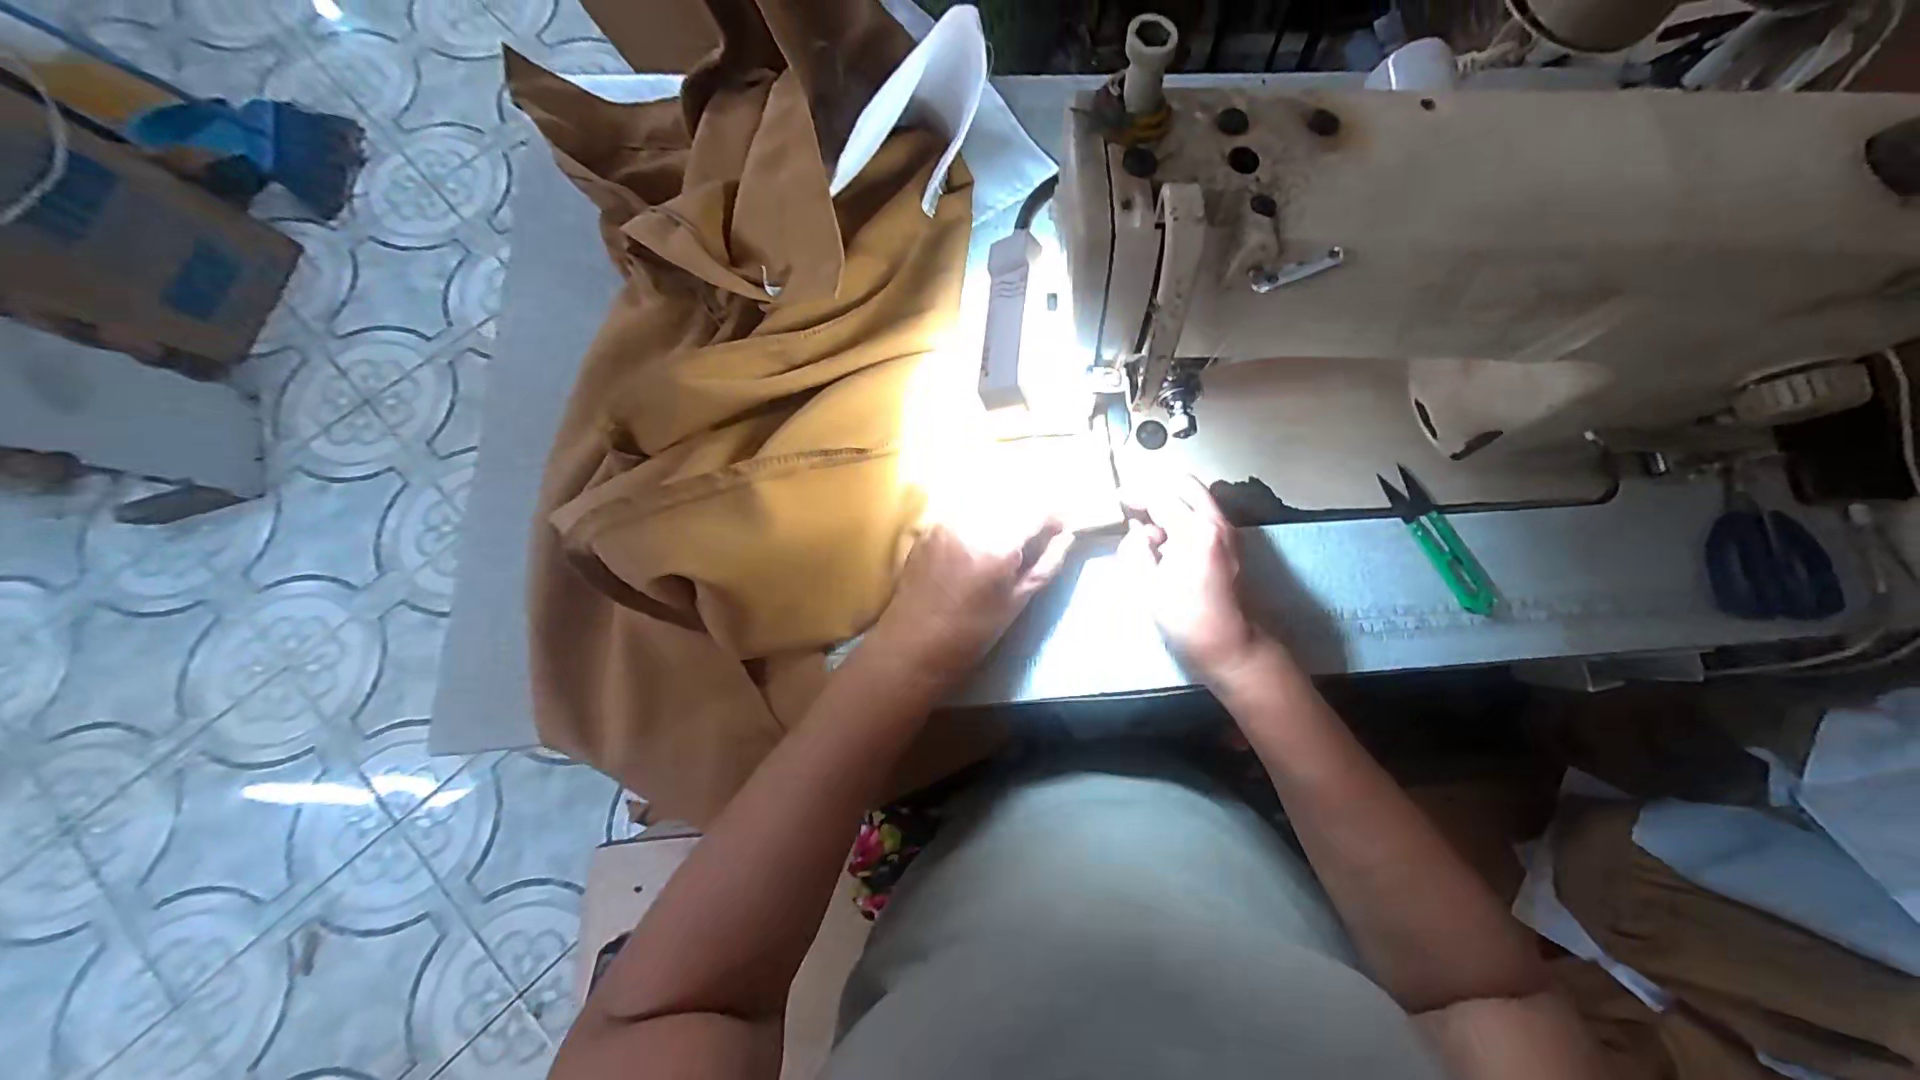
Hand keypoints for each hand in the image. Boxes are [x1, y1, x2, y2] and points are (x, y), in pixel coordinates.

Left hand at [865, 511, 1074, 687]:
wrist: (912, 645)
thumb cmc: (970, 634)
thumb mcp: (1016, 604)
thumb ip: (1045, 566)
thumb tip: (1066, 537)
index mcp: (996, 546)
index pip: (1036, 512)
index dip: (1055, 515)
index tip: (1065, 524)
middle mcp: (970, 524)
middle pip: (1011, 500)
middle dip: (1030, 511)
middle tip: (1041, 531)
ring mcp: (945, 523)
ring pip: (985, 502)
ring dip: (1004, 510)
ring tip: (1012, 535)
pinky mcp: (929, 528)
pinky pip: (962, 510)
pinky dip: (979, 516)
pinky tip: (981, 539)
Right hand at [1119, 474, 1269, 680]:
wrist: (1232, 646)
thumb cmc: (1187, 620)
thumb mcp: (1146, 587)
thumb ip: (1136, 549)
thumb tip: (1139, 532)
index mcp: (1197, 531)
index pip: (1160, 496)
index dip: (1134, 494)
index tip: (1117, 499)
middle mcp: (1218, 523)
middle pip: (1184, 484)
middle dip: (1156, 490)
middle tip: (1134, 506)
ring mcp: (1229, 531)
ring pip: (1196, 497)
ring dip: (1170, 502)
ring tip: (1147, 525)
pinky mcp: (1231, 543)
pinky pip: (1203, 514)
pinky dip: (1182, 514)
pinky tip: (1165, 539)